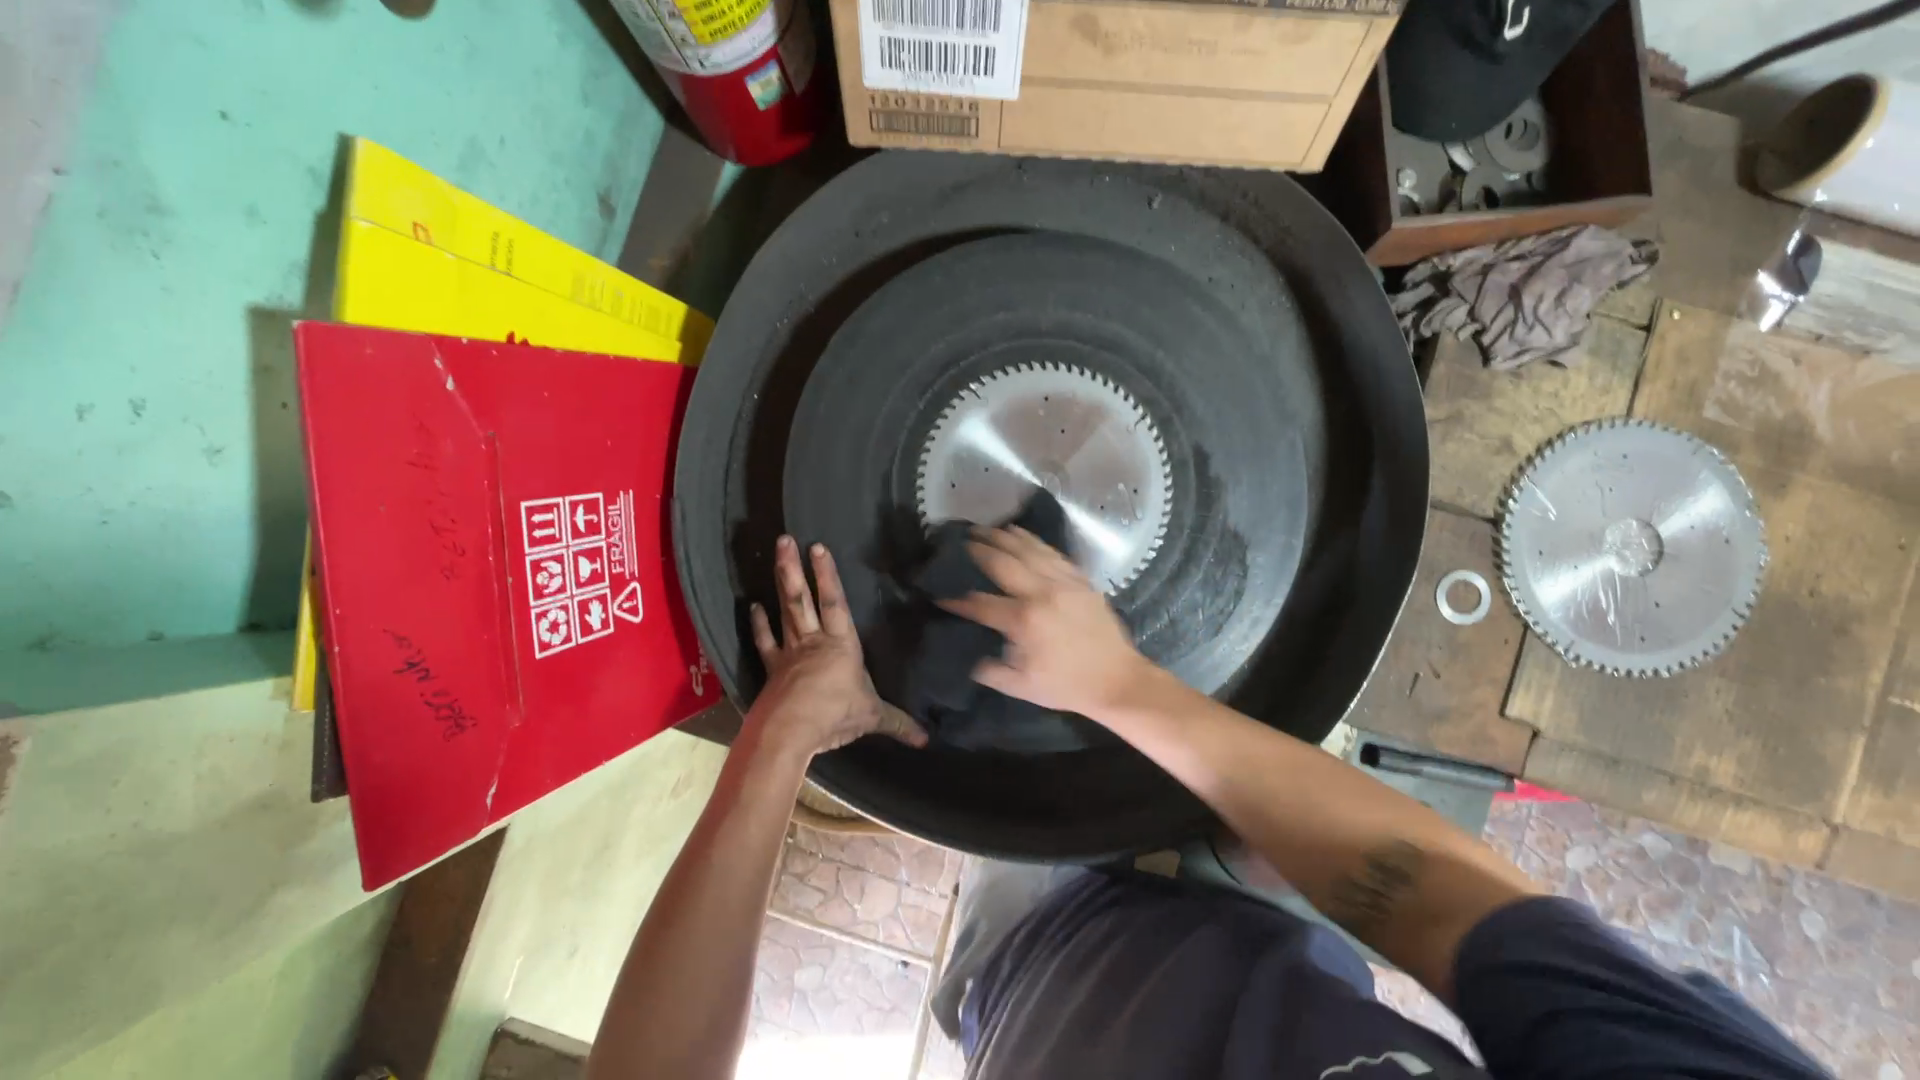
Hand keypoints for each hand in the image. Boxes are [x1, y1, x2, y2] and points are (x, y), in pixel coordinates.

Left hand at [748, 536, 927, 756]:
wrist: (789, 731)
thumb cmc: (834, 715)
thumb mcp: (872, 718)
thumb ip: (898, 723)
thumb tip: (927, 739)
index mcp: (842, 645)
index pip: (835, 603)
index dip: (827, 575)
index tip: (818, 548)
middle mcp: (814, 641)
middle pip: (802, 598)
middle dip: (794, 568)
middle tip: (784, 539)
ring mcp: (790, 652)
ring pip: (785, 610)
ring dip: (780, 582)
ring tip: (775, 556)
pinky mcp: (773, 668)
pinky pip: (765, 641)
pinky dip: (759, 624)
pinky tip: (752, 606)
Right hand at [938, 525, 1154, 718]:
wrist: (1117, 679)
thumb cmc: (1066, 686)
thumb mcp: (1020, 687)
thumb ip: (989, 670)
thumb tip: (966, 656)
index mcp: (1023, 621)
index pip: (980, 603)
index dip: (957, 601)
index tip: (941, 596)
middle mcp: (1041, 593)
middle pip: (1002, 561)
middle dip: (978, 549)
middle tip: (961, 540)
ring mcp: (1063, 582)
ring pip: (1028, 549)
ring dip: (1003, 537)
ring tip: (984, 529)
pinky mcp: (1080, 579)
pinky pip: (1052, 552)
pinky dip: (1032, 540)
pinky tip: (1019, 533)